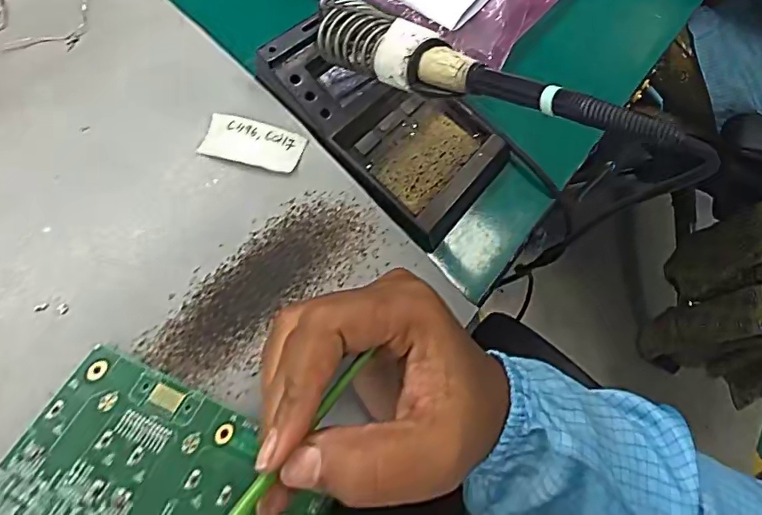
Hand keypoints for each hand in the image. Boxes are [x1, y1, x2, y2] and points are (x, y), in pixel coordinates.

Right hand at [255, 270, 509, 514]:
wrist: (487, 406)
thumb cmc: (468, 417)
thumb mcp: (430, 455)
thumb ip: (368, 465)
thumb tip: (297, 463)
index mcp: (407, 307)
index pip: (329, 326)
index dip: (297, 384)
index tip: (281, 449)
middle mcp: (382, 297)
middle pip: (304, 328)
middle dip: (282, 397)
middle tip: (274, 463)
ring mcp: (365, 309)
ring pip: (294, 337)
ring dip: (279, 397)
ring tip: (280, 456)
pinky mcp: (353, 330)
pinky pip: (303, 352)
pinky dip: (287, 396)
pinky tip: (288, 438)